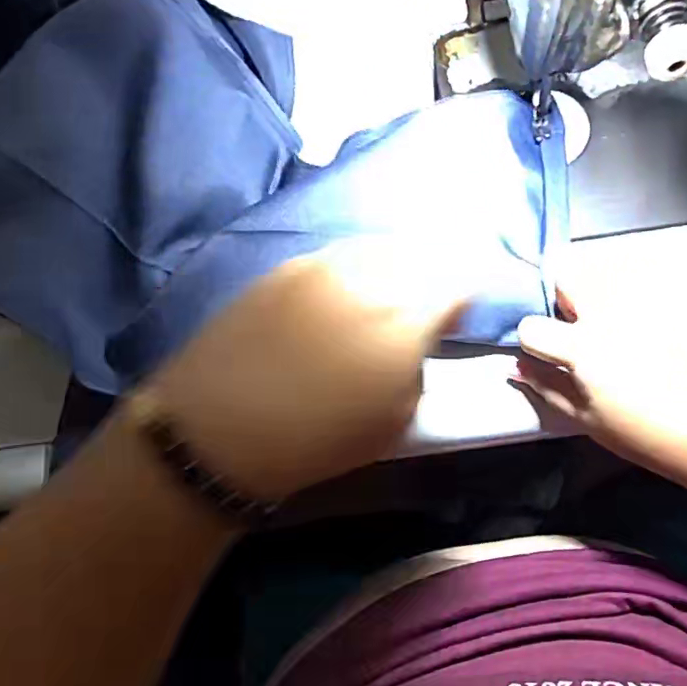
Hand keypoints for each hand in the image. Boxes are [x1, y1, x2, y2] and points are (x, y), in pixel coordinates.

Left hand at [135, 241, 469, 499]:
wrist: (220, 429)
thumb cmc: (319, 439)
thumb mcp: (395, 419)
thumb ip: (419, 367)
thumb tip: (423, 336)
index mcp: (406, 323)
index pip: (458, 286)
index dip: (465, 298)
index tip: (459, 314)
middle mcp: (370, 280)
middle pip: (423, 255)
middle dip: (436, 273)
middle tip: (434, 293)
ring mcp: (324, 266)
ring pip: (380, 246)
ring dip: (399, 261)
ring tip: (396, 282)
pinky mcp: (286, 267)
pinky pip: (339, 253)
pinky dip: (358, 262)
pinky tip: (351, 284)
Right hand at [512, 286, 686, 497]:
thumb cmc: (647, 434)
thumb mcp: (587, 419)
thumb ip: (547, 387)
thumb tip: (516, 366)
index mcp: (582, 348)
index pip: (531, 325)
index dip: (532, 340)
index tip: (544, 352)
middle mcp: (608, 314)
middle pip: (565, 279)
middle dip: (560, 298)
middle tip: (574, 329)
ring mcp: (643, 302)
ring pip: (603, 282)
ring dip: (598, 301)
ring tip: (620, 339)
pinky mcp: (673, 299)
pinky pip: (640, 289)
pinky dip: (635, 305)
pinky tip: (650, 336)